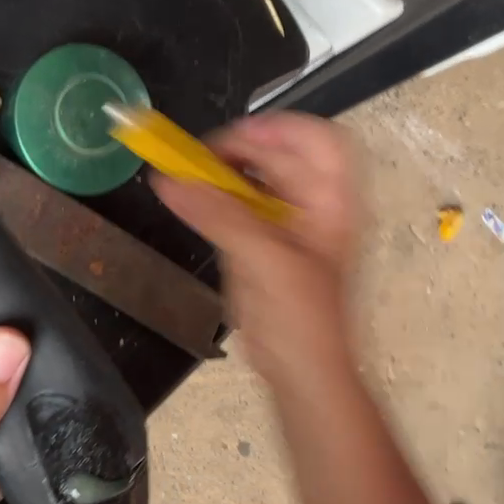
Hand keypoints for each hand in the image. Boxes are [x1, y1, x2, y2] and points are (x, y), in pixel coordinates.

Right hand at [149, 112, 359, 388]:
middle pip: (285, 158)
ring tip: (191, 180)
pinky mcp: (268, 253)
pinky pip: (244, 214)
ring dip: (227, 177)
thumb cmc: (300, 319)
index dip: (272, 130)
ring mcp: (292, 232)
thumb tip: (171, 179)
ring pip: (262, 185)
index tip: (222, 142)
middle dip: (242, 151)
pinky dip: (219, 205)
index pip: (313, 141)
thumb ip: (218, 214)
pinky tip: (196, 208)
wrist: (303, 373)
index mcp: (333, 203)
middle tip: (198, 160)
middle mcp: (317, 210)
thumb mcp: (262, 259)